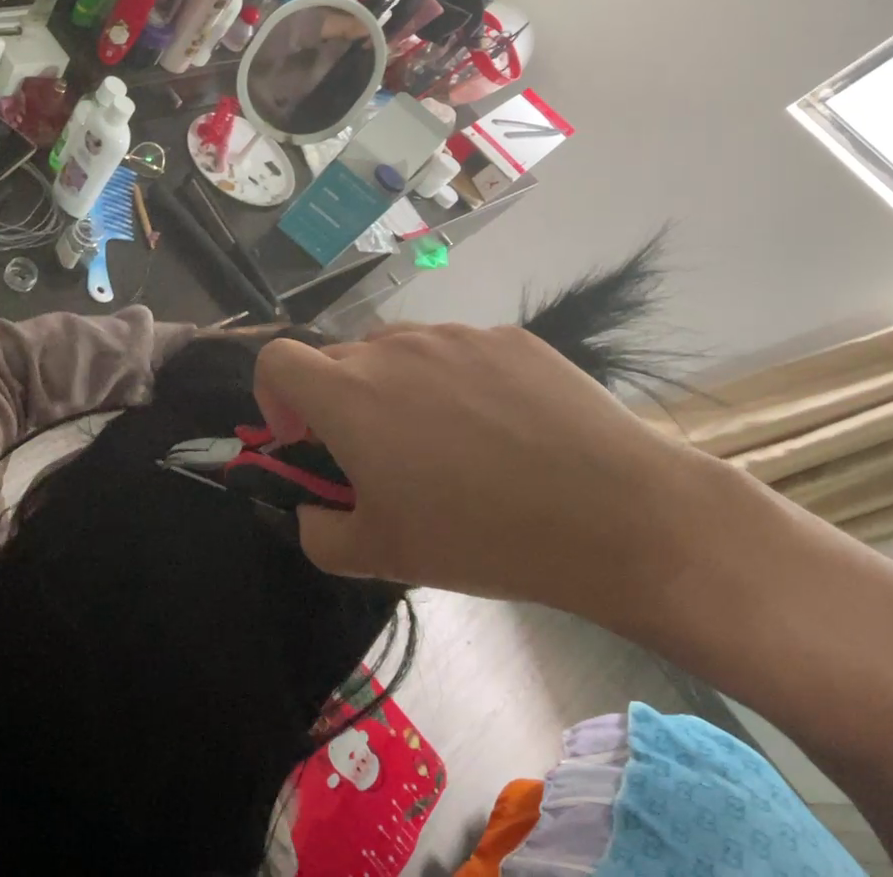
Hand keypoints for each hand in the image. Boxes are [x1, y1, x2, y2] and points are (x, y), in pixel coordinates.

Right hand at [254, 324, 724, 623]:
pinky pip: (457, 352)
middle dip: (336, 403)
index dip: (273, 396)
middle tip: (375, 457)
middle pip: (336, 360)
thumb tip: (312, 508)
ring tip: (442, 443)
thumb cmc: (481, 538)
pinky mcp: (510, 338)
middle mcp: (393, 349)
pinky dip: (453, 382)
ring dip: (393, 389)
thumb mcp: (378, 556)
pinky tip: (500, 430)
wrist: (619, 517)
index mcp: (347, 395)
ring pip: (397, 352)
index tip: (303, 439)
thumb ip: (316, 532)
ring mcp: (456, 337)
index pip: (274, 360)